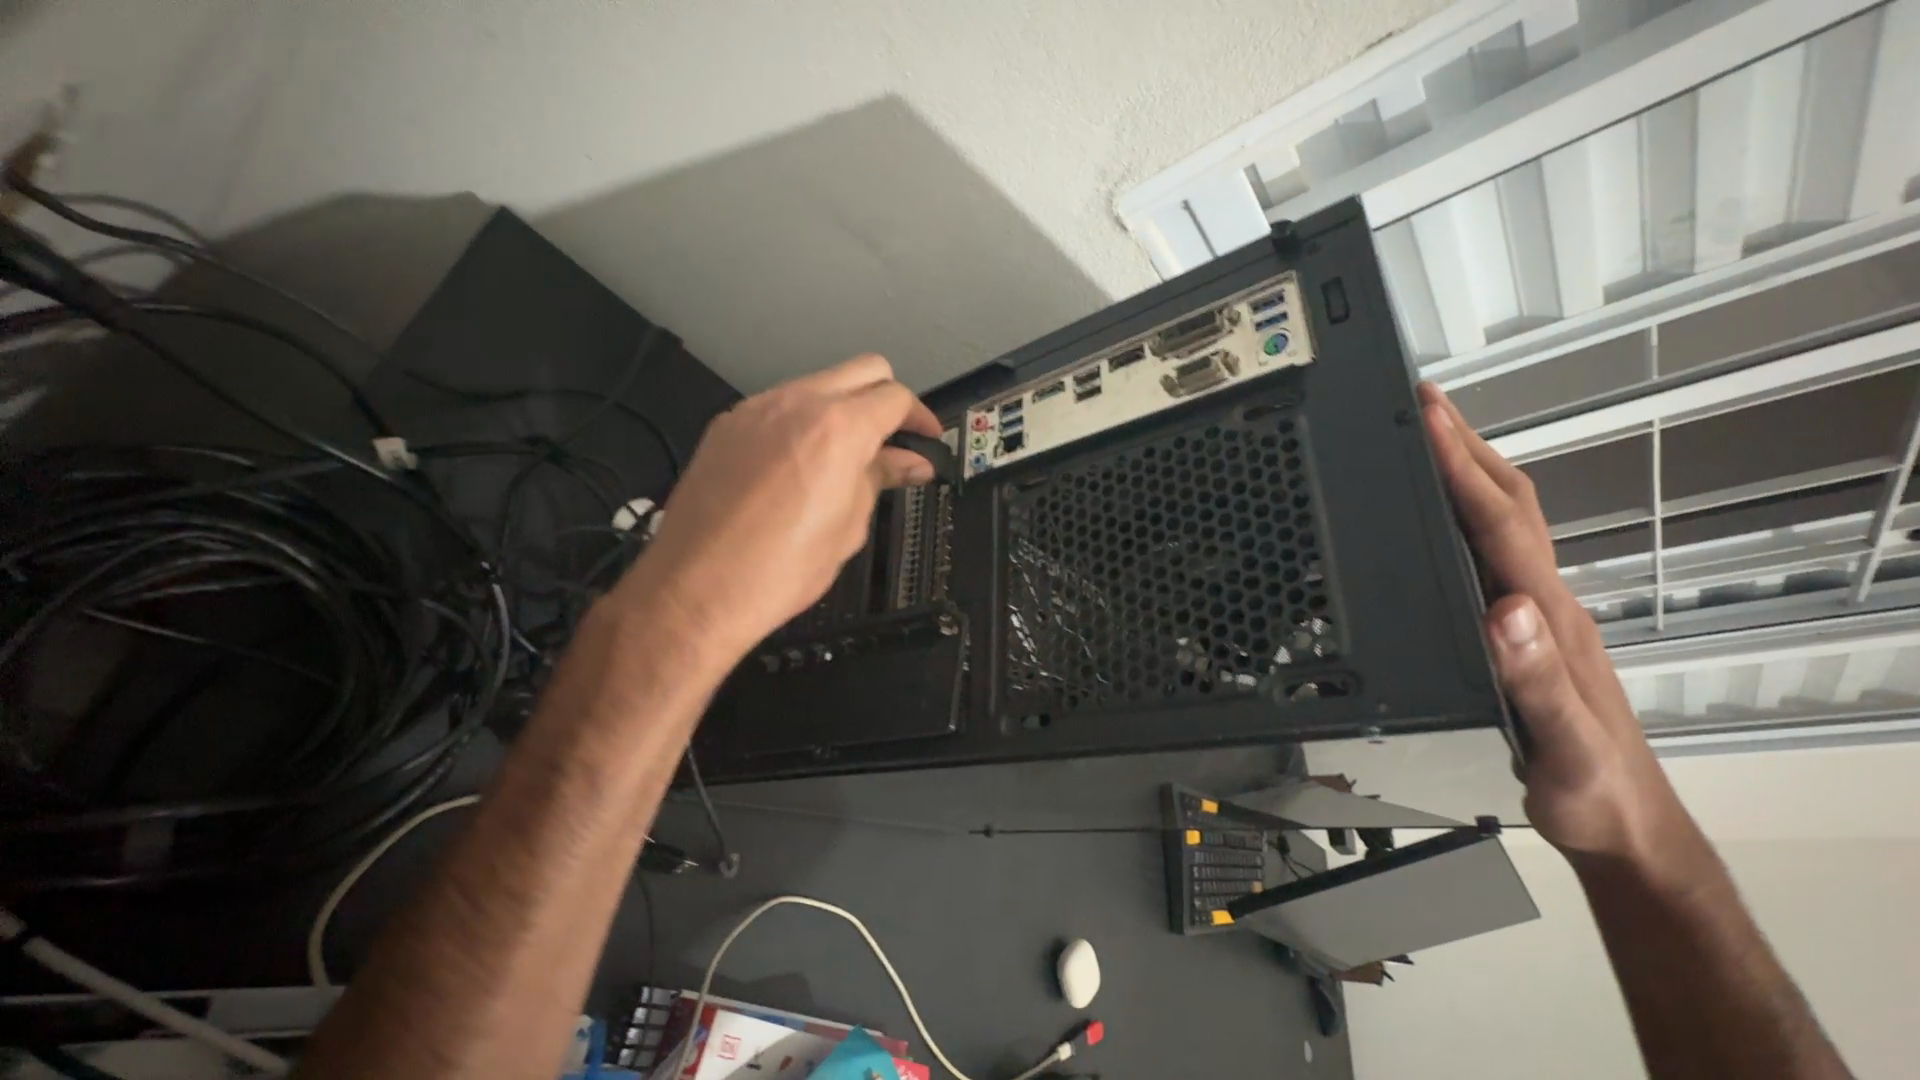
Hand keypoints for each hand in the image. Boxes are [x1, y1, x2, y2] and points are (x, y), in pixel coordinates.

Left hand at [612, 354, 941, 662]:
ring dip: (842, 407)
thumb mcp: (847, 527)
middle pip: (863, 370)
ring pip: (818, 384)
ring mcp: (756, 410)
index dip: (920, 417)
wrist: (697, 588)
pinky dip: (802, 421)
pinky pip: (778, 405)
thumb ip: (880, 480)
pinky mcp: (727, 425)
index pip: (895, 397)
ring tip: (847, 457)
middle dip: (887, 398)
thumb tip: (907, 464)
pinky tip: (801, 464)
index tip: (925, 437)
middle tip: (895, 439)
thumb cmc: (774, 570)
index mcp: (838, 429)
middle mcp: (796, 404)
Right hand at [1419, 384, 1689, 865]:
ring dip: (1471, 469)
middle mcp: (1547, 601)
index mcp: (1549, 617)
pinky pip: (1496, 550)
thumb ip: (1536, 679)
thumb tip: (1507, 607)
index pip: (1502, 526)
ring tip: (1430, 438)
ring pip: (1508, 519)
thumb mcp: (1564, 745)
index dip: (1463, 469)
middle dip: (1468, 446)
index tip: (1427, 419)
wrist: (1622, 820)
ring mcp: (1540, 611)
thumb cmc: (1590, 788)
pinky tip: (1443, 517)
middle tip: (1423, 404)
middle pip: (1512, 503)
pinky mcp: (1528, 627)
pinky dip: (1469, 512)